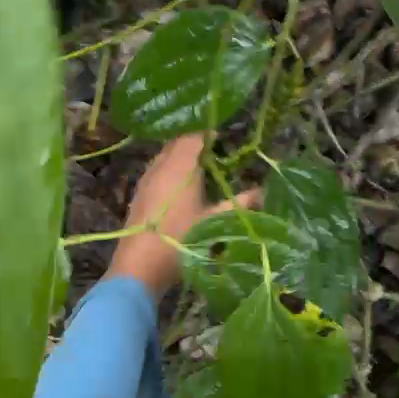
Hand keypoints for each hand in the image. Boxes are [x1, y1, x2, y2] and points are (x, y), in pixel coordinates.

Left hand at [105, 134, 261, 301]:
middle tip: (210, 152)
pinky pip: (154, 172)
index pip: (196, 133)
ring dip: (178, 157)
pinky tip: (175, 188)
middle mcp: (162, 164)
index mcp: (183, 163)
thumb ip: (238, 204)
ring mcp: (147, 178)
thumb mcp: (214, 221)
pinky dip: (166, 172)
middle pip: (178, 141)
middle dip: (193, 142)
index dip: (209, 131)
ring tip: (194, 169)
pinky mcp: (138, 194)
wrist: (140, 266)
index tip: (221, 137)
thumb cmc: (181, 239)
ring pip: (164, 156)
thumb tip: (261, 193)